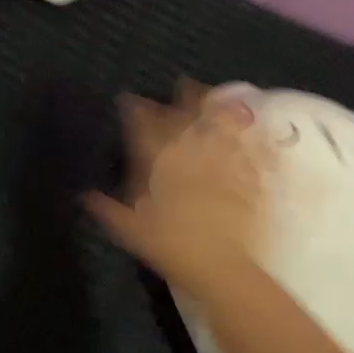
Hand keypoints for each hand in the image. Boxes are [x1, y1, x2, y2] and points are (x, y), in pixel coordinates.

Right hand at [84, 80, 272, 296]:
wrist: (219, 268)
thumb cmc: (168, 247)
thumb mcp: (129, 228)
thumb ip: (109, 208)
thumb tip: (86, 196)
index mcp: (159, 166)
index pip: (144, 129)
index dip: (137, 110)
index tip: (130, 98)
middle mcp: (192, 159)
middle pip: (189, 122)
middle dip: (188, 100)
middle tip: (187, 84)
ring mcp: (225, 169)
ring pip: (224, 133)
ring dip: (226, 114)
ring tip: (231, 98)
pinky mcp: (252, 185)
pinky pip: (256, 159)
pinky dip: (260, 145)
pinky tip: (267, 135)